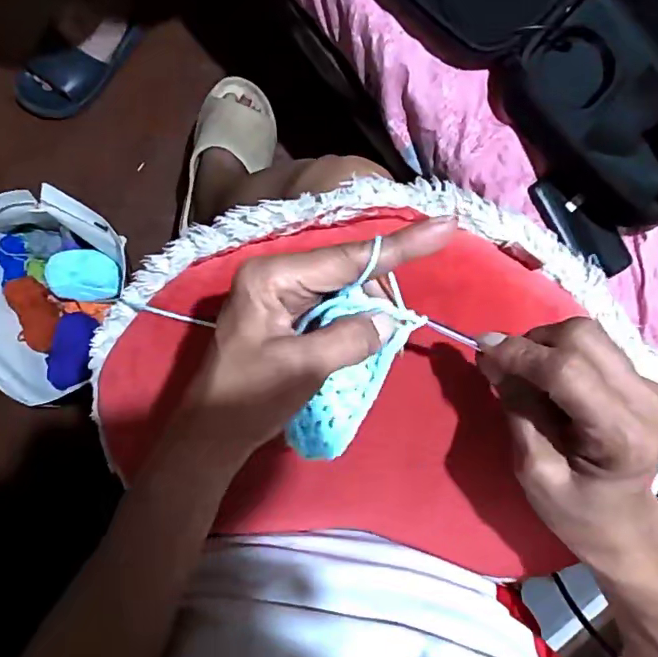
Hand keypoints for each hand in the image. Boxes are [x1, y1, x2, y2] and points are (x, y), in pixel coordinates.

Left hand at [169, 217, 456, 466]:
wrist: (212, 431)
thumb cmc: (248, 398)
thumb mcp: (303, 368)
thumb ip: (350, 338)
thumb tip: (387, 321)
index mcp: (273, 277)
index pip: (348, 257)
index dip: (400, 245)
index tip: (445, 225)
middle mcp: (277, 274)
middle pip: (348, 269)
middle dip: (379, 294)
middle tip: (396, 331)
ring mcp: (279, 293)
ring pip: (343, 288)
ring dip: (366, 312)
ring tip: (376, 343)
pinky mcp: (285, 314)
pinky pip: (331, 307)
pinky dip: (352, 322)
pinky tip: (362, 340)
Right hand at [477, 319, 657, 605]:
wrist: (624, 528)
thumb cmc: (575, 513)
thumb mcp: (533, 471)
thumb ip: (517, 409)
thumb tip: (492, 356)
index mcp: (622, 435)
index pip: (567, 370)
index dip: (520, 354)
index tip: (481, 349)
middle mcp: (648, 401)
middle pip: (583, 337)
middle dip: (533, 343)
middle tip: (504, 366)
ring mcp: (655, 388)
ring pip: (591, 334)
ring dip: (547, 344)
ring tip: (526, 373)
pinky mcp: (650, 382)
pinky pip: (598, 347)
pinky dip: (564, 353)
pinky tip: (552, 381)